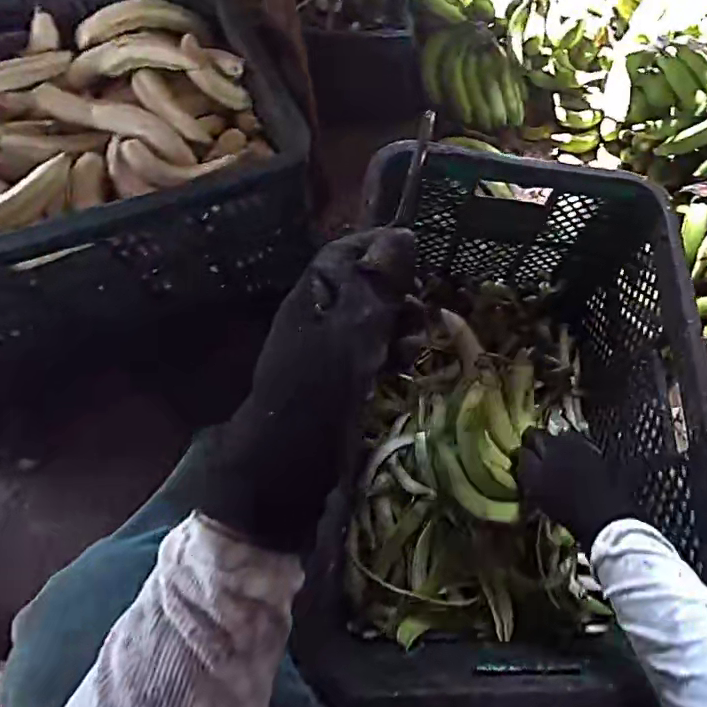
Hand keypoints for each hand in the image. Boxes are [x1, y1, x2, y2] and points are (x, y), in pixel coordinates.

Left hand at [201, 228, 414, 551]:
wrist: (285, 471)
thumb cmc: (317, 392)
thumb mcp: (353, 332)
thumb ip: (377, 285)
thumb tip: (402, 235)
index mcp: (315, 294)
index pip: (350, 249)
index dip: (384, 247)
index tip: (419, 257)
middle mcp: (322, 314)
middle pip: (370, 284)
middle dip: (401, 293)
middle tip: (421, 310)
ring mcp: (332, 348)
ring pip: (378, 319)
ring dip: (403, 326)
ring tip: (414, 346)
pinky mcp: (344, 377)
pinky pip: (376, 351)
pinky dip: (395, 353)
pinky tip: (405, 366)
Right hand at [516, 430, 635, 546]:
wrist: (603, 515)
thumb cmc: (563, 503)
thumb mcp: (534, 485)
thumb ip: (525, 464)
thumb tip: (520, 451)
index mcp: (550, 443)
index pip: (532, 434)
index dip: (526, 445)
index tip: (523, 458)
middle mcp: (569, 439)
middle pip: (550, 438)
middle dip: (543, 449)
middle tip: (539, 466)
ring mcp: (587, 447)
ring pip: (566, 445)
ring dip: (560, 454)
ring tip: (558, 472)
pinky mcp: (600, 459)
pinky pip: (581, 454)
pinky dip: (575, 461)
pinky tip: (574, 476)